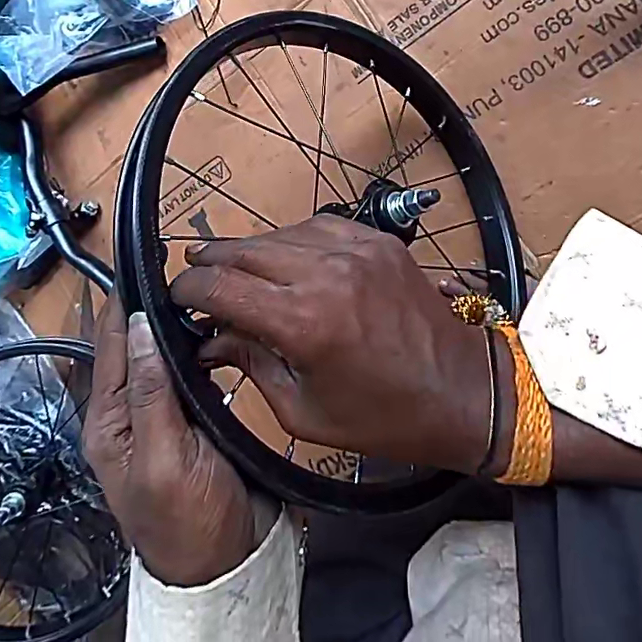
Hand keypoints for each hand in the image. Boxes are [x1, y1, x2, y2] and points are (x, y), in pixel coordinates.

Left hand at [83, 296, 271, 586]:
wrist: (225, 564)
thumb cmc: (189, 526)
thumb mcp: (164, 459)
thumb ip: (150, 393)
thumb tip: (141, 327)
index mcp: (108, 419)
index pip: (111, 343)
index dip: (124, 301)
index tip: (140, 262)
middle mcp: (126, 410)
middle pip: (131, 343)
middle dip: (145, 305)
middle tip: (172, 270)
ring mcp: (156, 412)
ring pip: (157, 352)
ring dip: (170, 323)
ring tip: (192, 294)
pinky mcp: (184, 416)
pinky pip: (180, 370)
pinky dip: (190, 347)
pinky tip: (207, 334)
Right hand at [173, 216, 504, 476]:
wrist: (465, 390)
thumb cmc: (386, 416)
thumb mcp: (304, 411)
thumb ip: (250, 364)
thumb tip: (210, 339)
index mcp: (304, 323)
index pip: (222, 288)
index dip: (189, 288)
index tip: (177, 294)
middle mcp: (326, 274)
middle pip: (244, 252)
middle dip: (210, 262)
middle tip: (193, 274)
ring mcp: (355, 249)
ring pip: (277, 234)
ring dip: (248, 250)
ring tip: (232, 266)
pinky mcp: (376, 240)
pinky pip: (316, 226)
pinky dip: (291, 241)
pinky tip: (282, 257)